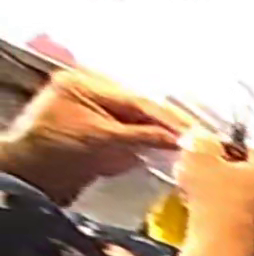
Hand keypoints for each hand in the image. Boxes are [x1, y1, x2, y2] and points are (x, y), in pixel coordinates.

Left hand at [0, 71, 188, 202]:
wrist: (43, 170)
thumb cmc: (63, 148)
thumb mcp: (106, 138)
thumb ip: (147, 136)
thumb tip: (188, 141)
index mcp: (84, 85)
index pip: (139, 101)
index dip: (173, 120)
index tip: (202, 137)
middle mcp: (97, 94)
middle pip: (148, 109)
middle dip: (177, 127)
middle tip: (209, 143)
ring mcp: (109, 112)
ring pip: (152, 121)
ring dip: (175, 135)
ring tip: (203, 148)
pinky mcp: (119, 130)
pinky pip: (150, 133)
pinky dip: (168, 141)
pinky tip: (186, 150)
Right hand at [174, 131, 253, 243]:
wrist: (227, 235)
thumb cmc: (214, 192)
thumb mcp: (197, 156)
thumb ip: (203, 141)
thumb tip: (207, 137)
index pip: (253, 151)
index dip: (227, 148)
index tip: (207, 153)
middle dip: (236, 169)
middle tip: (209, 170)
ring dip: (240, 188)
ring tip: (214, 189)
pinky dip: (245, 205)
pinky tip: (225, 206)